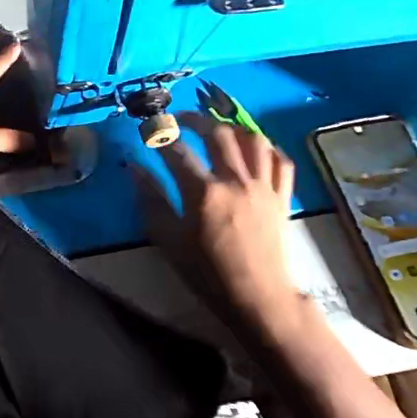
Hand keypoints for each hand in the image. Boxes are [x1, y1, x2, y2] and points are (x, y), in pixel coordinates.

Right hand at [132, 113, 312, 339]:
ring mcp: (263, 186)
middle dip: (195, 119)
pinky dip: (267, 148)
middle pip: (217, 133)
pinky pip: (280, 160)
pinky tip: (254, 150)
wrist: (257, 298)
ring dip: (232, 128)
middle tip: (180, 120)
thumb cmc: (207, 274)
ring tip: (218, 129)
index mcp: (204, 193)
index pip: (177, 151)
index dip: (160, 135)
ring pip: (253, 139)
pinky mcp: (282, 196)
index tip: (149, 130)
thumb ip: (151, 201)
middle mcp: (236, 181)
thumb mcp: (170, 242)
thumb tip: (133, 168)